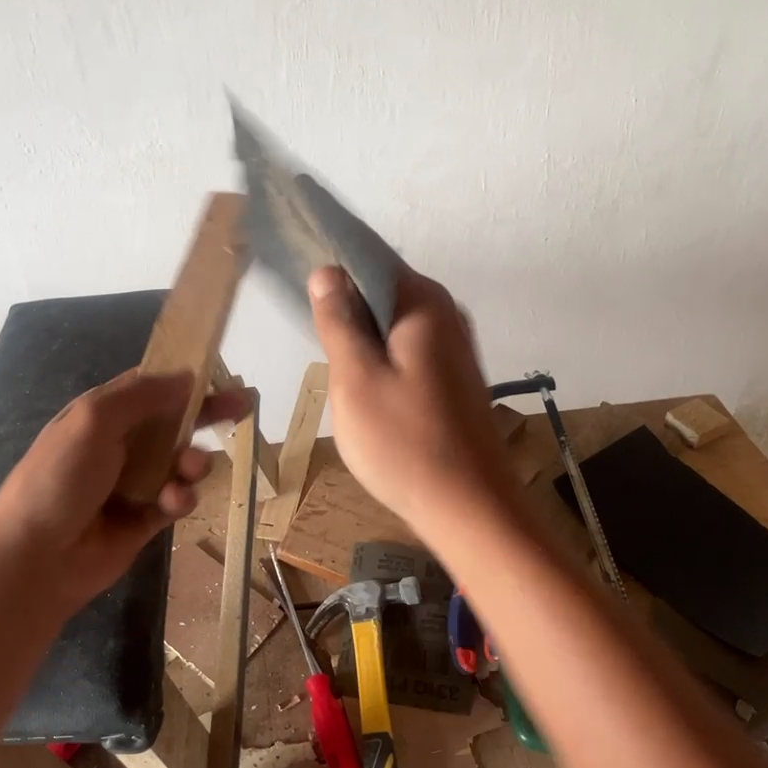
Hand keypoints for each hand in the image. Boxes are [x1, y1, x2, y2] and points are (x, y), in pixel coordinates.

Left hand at [0, 370, 250, 612]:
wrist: (37, 557)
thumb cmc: (60, 478)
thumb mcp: (93, 420)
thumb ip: (142, 395)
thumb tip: (186, 377)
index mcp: (100, 415)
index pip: (149, 389)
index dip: (183, 381)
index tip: (219, 376)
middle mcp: (118, 445)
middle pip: (172, 423)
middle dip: (206, 414)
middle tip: (244, 406)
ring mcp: (131, 484)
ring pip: (180, 462)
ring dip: (193, 462)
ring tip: (191, 470)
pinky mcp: (144, 520)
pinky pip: (176, 500)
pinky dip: (180, 498)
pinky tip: (172, 503)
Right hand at [309, 266, 518, 531]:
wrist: (469, 507)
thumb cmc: (403, 442)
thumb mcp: (355, 378)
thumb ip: (339, 321)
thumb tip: (327, 271)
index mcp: (424, 303)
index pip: (370, 259)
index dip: (332, 270)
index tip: (298, 290)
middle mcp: (448, 314)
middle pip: (383, 294)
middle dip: (346, 311)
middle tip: (314, 343)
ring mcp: (456, 349)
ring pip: (394, 328)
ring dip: (363, 341)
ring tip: (336, 372)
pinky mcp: (456, 380)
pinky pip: (409, 353)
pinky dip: (383, 362)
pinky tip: (366, 393)